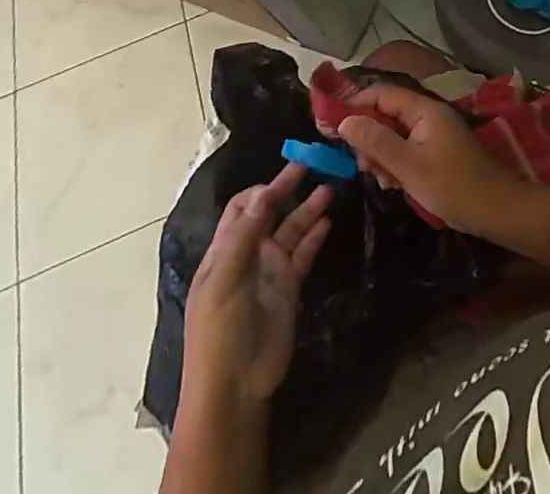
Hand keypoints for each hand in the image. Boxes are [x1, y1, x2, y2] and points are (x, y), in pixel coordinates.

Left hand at [182, 164, 332, 410]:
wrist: (234, 385)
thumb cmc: (219, 331)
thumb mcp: (224, 281)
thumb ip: (245, 235)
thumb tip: (266, 191)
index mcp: (224, 249)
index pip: (243, 207)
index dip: (263, 189)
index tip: (287, 178)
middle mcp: (249, 253)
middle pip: (270, 212)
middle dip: (288, 188)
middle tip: (313, 164)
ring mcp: (270, 269)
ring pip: (292, 230)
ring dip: (308, 209)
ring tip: (330, 189)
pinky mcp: (289, 286)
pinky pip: (304, 254)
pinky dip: (315, 237)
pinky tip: (328, 221)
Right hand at [336, 84, 521, 235]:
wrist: (496, 210)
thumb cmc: (453, 186)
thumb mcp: (408, 166)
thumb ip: (376, 141)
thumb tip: (345, 121)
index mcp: (424, 110)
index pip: (381, 94)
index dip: (354, 105)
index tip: (330, 126)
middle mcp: (429, 115)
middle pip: (385, 115)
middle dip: (369, 139)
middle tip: (365, 167)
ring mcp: (434, 133)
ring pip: (393, 135)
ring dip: (382, 156)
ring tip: (385, 180)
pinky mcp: (436, 151)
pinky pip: (406, 149)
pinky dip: (396, 164)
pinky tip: (395, 184)